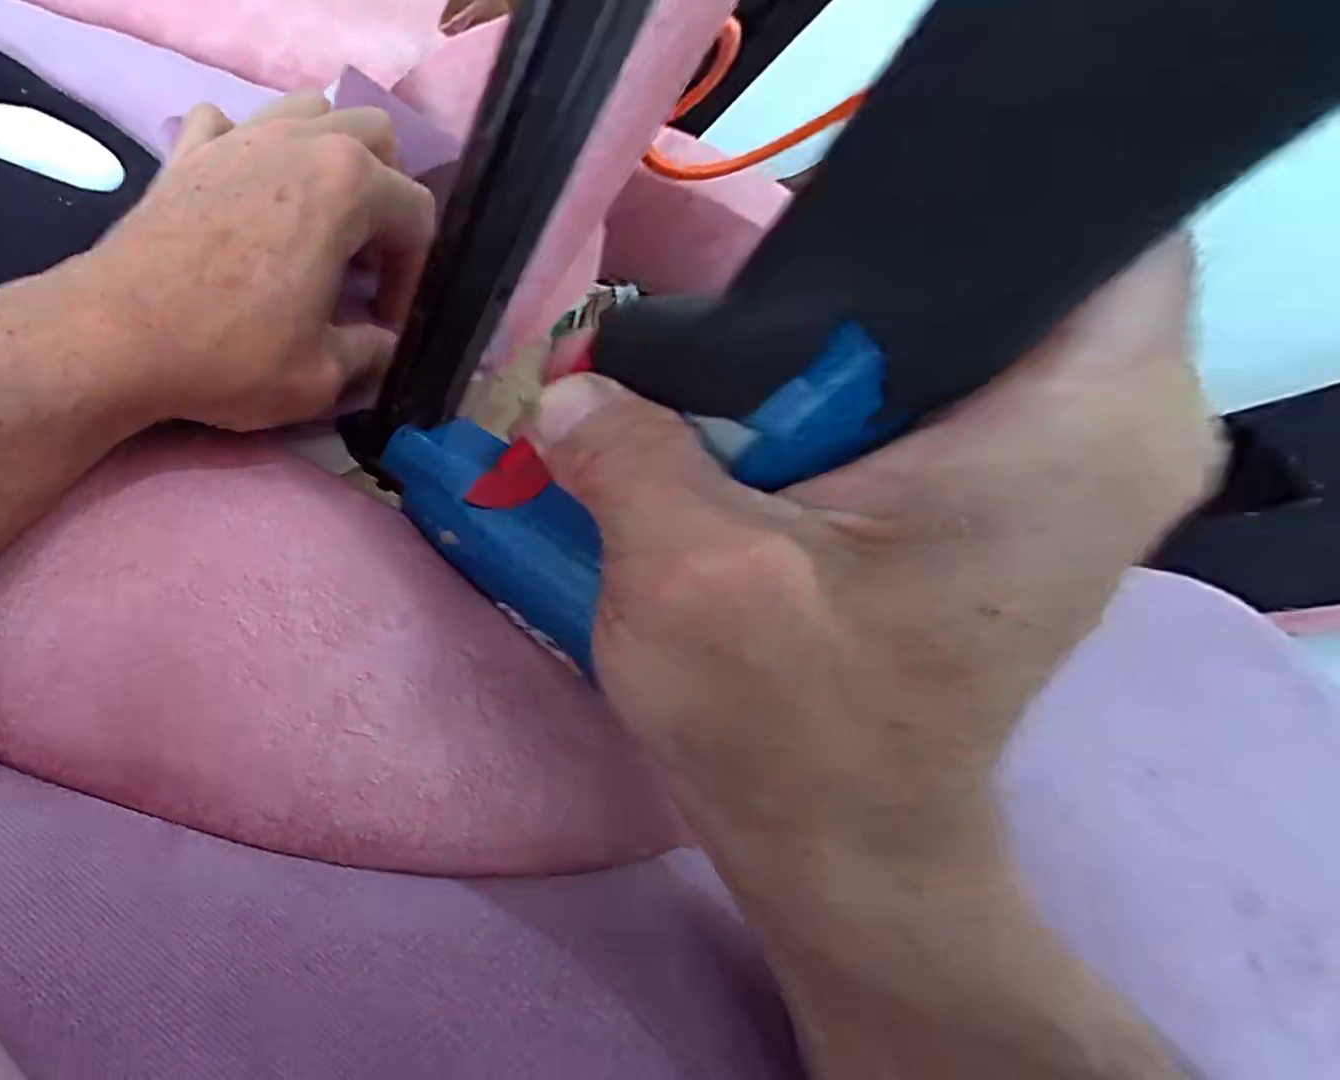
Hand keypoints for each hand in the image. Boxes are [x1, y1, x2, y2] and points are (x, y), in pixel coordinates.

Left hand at [37, 91, 435, 432]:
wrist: (116, 339)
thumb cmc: (231, 356)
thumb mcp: (323, 376)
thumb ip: (373, 353)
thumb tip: (387, 343)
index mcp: (346, 186)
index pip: (416, 216)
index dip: (413, 277)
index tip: (387, 321)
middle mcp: (298, 141)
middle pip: (374, 141)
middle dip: (383, 204)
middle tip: (360, 266)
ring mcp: (237, 137)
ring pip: (311, 115)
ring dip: (330, 164)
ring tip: (316, 226)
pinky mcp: (187, 153)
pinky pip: (234, 128)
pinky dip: (253, 154)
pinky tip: (246, 196)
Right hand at [528, 238, 1219, 882]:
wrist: (822, 840)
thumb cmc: (785, 725)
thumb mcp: (690, 574)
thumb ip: (626, 455)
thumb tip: (562, 389)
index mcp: (1069, 422)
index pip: (1054, 220)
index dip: (913, 204)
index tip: (768, 252)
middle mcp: (1073, 428)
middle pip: (940, 280)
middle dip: (799, 295)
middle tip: (681, 326)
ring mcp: (1005, 470)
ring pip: (881, 349)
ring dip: (768, 364)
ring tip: (671, 381)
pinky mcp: (938, 506)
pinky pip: (857, 409)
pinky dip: (772, 413)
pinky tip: (696, 437)